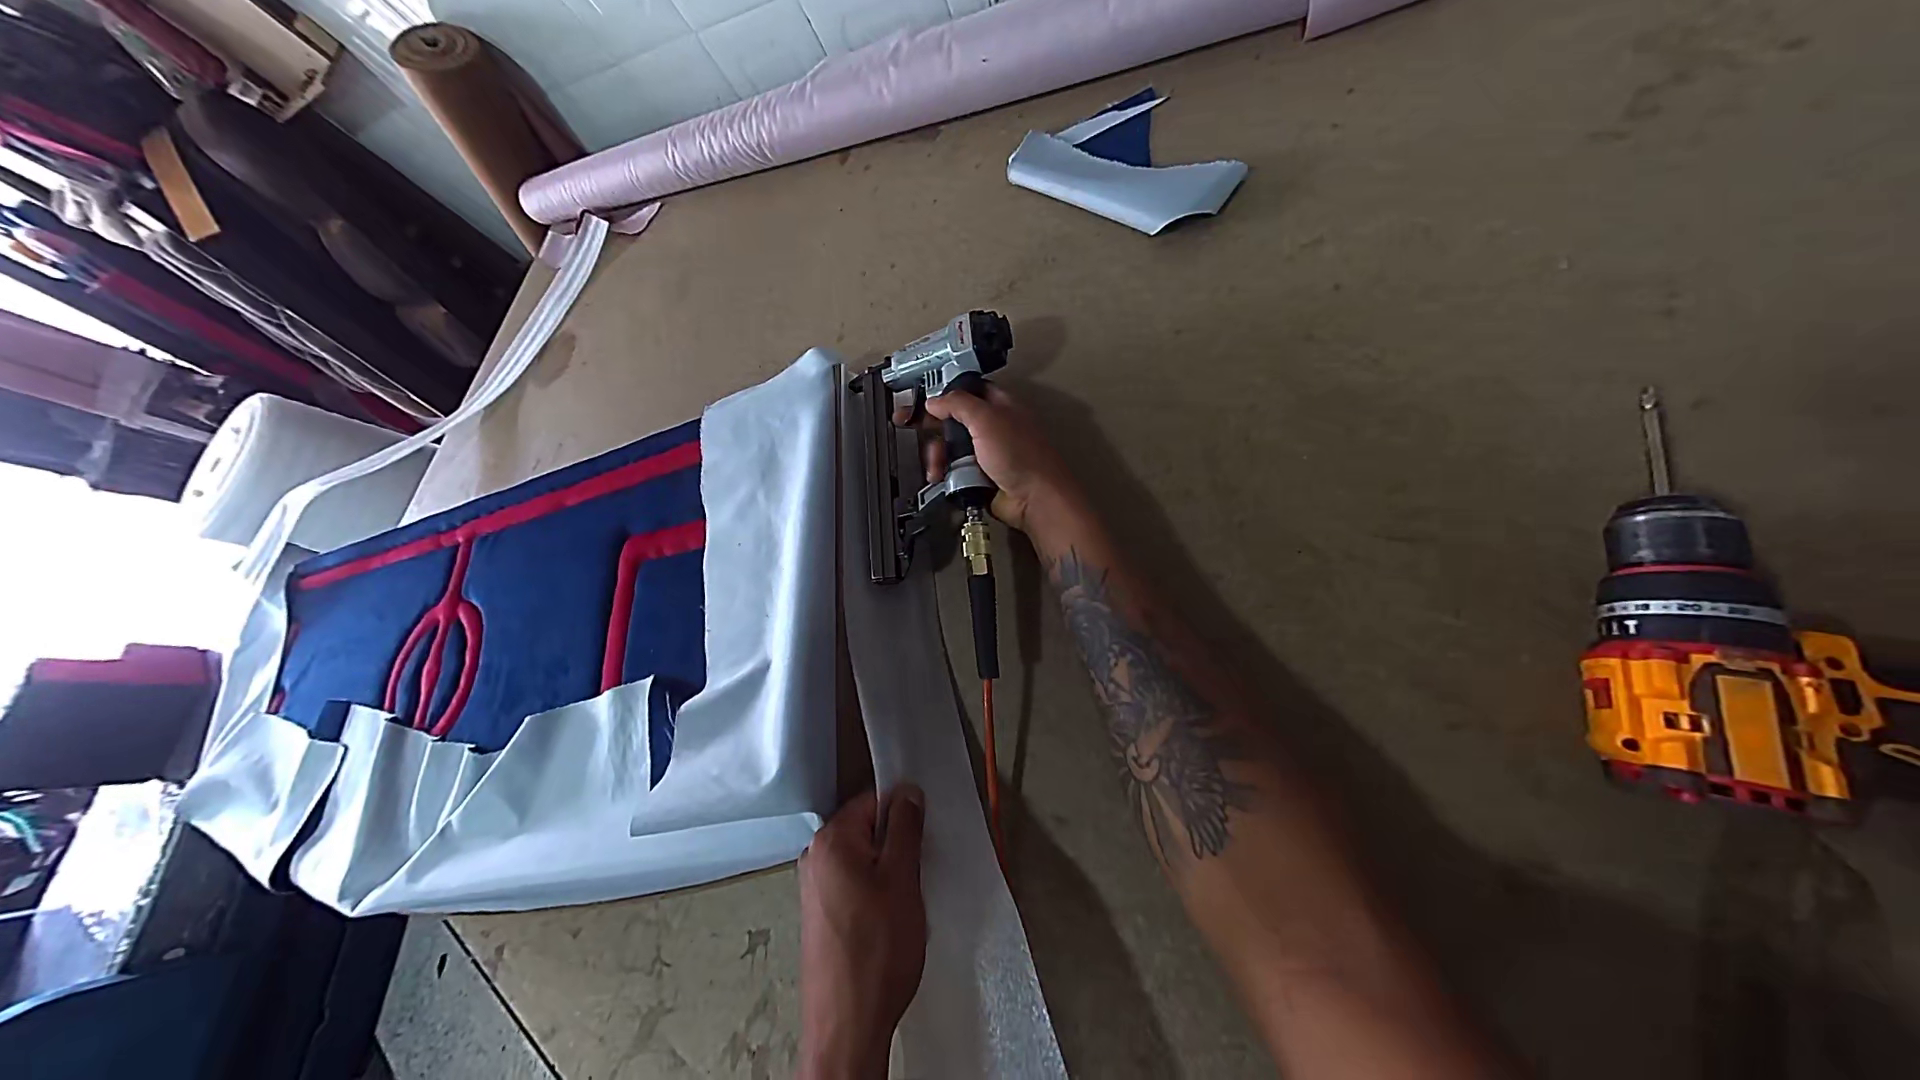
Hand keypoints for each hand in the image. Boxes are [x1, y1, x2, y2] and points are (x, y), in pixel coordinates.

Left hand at [798, 786, 926, 1079]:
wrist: (848, 1026)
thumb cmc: (873, 957)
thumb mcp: (903, 878)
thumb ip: (905, 828)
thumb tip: (907, 795)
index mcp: (831, 841)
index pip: (873, 800)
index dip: (904, 812)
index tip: (922, 830)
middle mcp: (816, 859)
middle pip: (867, 828)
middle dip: (896, 844)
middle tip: (916, 872)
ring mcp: (815, 888)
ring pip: (863, 857)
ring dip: (888, 871)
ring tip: (903, 902)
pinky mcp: (821, 914)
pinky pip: (854, 883)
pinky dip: (875, 892)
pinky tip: (890, 919)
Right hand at [921, 384, 1078, 532]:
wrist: (1034, 500)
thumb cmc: (1023, 457)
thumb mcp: (987, 420)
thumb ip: (958, 404)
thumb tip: (935, 400)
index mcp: (999, 405)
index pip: (966, 390)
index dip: (945, 394)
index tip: (924, 403)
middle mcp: (992, 427)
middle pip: (952, 421)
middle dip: (935, 431)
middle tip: (926, 438)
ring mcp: (985, 453)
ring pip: (949, 448)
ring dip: (937, 456)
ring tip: (937, 467)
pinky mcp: (979, 475)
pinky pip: (953, 470)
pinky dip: (944, 474)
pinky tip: (941, 478)